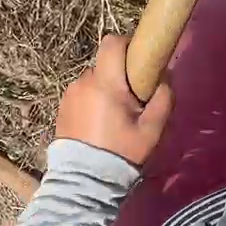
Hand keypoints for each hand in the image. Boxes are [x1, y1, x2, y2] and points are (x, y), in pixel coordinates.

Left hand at [54, 36, 173, 165]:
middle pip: (104, 63)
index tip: (138, 63)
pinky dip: (91, 101)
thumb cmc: (121, 152)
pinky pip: (81, 94)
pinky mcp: (61, 108)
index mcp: (105, 83)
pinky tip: (97, 124)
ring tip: (112, 116)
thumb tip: (164, 78)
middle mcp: (83, 82)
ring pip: (93, 79)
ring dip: (104, 89)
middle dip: (118, 74)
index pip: (112, 43)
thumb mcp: (151, 130)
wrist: (83, 182)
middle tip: (130, 99)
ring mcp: (69, 95)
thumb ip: (163, 99)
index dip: (127, 45)